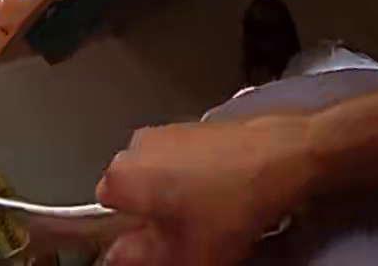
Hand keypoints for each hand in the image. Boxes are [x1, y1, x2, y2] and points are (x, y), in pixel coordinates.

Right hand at [97, 115, 312, 265]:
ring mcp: (165, 130)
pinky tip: (217, 195)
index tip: (153, 249)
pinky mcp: (190, 126)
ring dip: (171, 199)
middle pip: (131, 192)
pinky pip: (177, 161)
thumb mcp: (181, 255)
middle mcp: (137, 144)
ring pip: (156, 177)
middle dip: (150, 217)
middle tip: (181, 239)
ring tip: (203, 220)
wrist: (274, 158)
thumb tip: (116, 258)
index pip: (103, 209)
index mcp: (124, 173)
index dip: (128, 235)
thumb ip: (138, 260)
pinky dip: (189, 179)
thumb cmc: (224, 210)